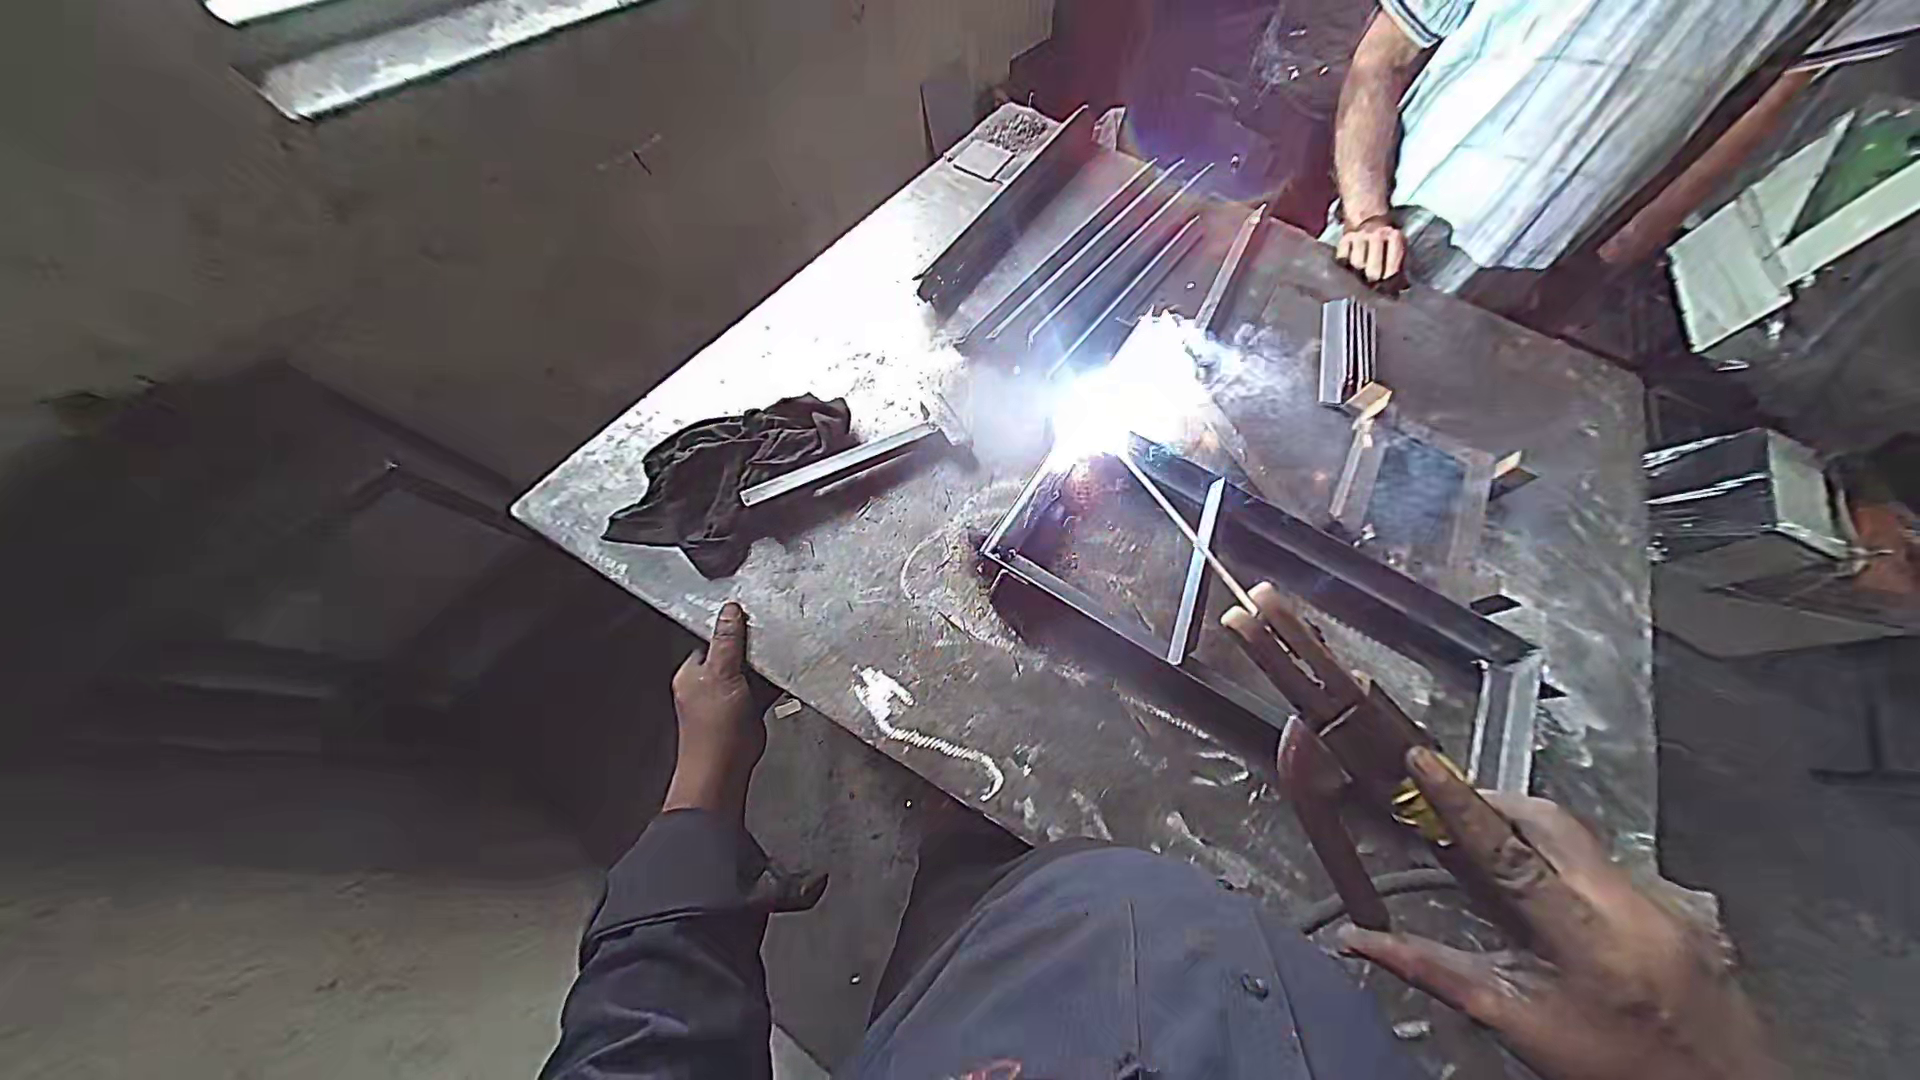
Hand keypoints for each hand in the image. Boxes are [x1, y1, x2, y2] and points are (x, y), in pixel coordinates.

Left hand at [662, 602, 764, 819]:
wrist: (725, 768)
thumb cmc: (712, 729)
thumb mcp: (721, 674)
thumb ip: (727, 642)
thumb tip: (729, 612)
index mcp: (693, 672)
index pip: (712, 639)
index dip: (731, 628)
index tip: (750, 618)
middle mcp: (709, 682)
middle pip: (735, 653)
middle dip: (753, 647)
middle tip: (769, 636)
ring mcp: (730, 696)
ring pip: (752, 670)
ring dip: (766, 665)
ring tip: (780, 654)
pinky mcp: (748, 708)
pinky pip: (765, 687)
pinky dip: (776, 682)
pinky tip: (786, 676)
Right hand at [1335, 214, 1406, 284]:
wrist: (1368, 216)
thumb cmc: (1384, 237)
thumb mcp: (1397, 246)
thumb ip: (1400, 265)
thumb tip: (1402, 288)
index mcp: (1394, 236)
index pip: (1391, 267)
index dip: (1387, 279)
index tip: (1384, 283)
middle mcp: (1377, 235)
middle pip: (1373, 269)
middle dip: (1372, 279)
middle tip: (1370, 280)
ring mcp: (1359, 236)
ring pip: (1357, 264)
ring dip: (1357, 271)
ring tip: (1359, 271)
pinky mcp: (1345, 238)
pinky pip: (1342, 258)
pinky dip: (1345, 263)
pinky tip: (1349, 262)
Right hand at [1340, 747, 1783, 1079]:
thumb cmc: (1613, 1070)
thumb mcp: (1513, 1023)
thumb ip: (1431, 970)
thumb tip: (1355, 938)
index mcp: (1588, 943)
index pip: (1508, 853)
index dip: (1458, 802)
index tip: (1422, 760)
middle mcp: (1633, 912)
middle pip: (1548, 821)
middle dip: (1490, 801)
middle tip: (1445, 806)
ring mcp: (1665, 906)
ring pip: (1575, 832)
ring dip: (1521, 825)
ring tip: (1484, 843)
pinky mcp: (1678, 907)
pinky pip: (1600, 857)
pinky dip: (1555, 854)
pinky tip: (1540, 883)